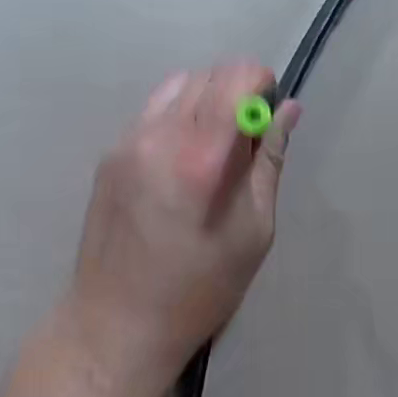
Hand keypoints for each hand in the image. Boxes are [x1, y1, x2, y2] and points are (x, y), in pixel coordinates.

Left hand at [68, 62, 300, 380]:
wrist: (116, 321)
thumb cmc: (199, 288)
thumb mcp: (254, 230)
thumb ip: (269, 161)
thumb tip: (288, 111)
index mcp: (201, 157)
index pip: (235, 79)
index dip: (261, 82)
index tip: (270, 108)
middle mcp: (159, 135)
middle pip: (207, 75)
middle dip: (236, 88)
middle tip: (248, 132)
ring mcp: (127, 141)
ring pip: (176, 85)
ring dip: (205, 97)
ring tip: (215, 143)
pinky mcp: (109, 154)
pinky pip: (151, 111)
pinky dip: (177, 115)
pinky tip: (182, 158)